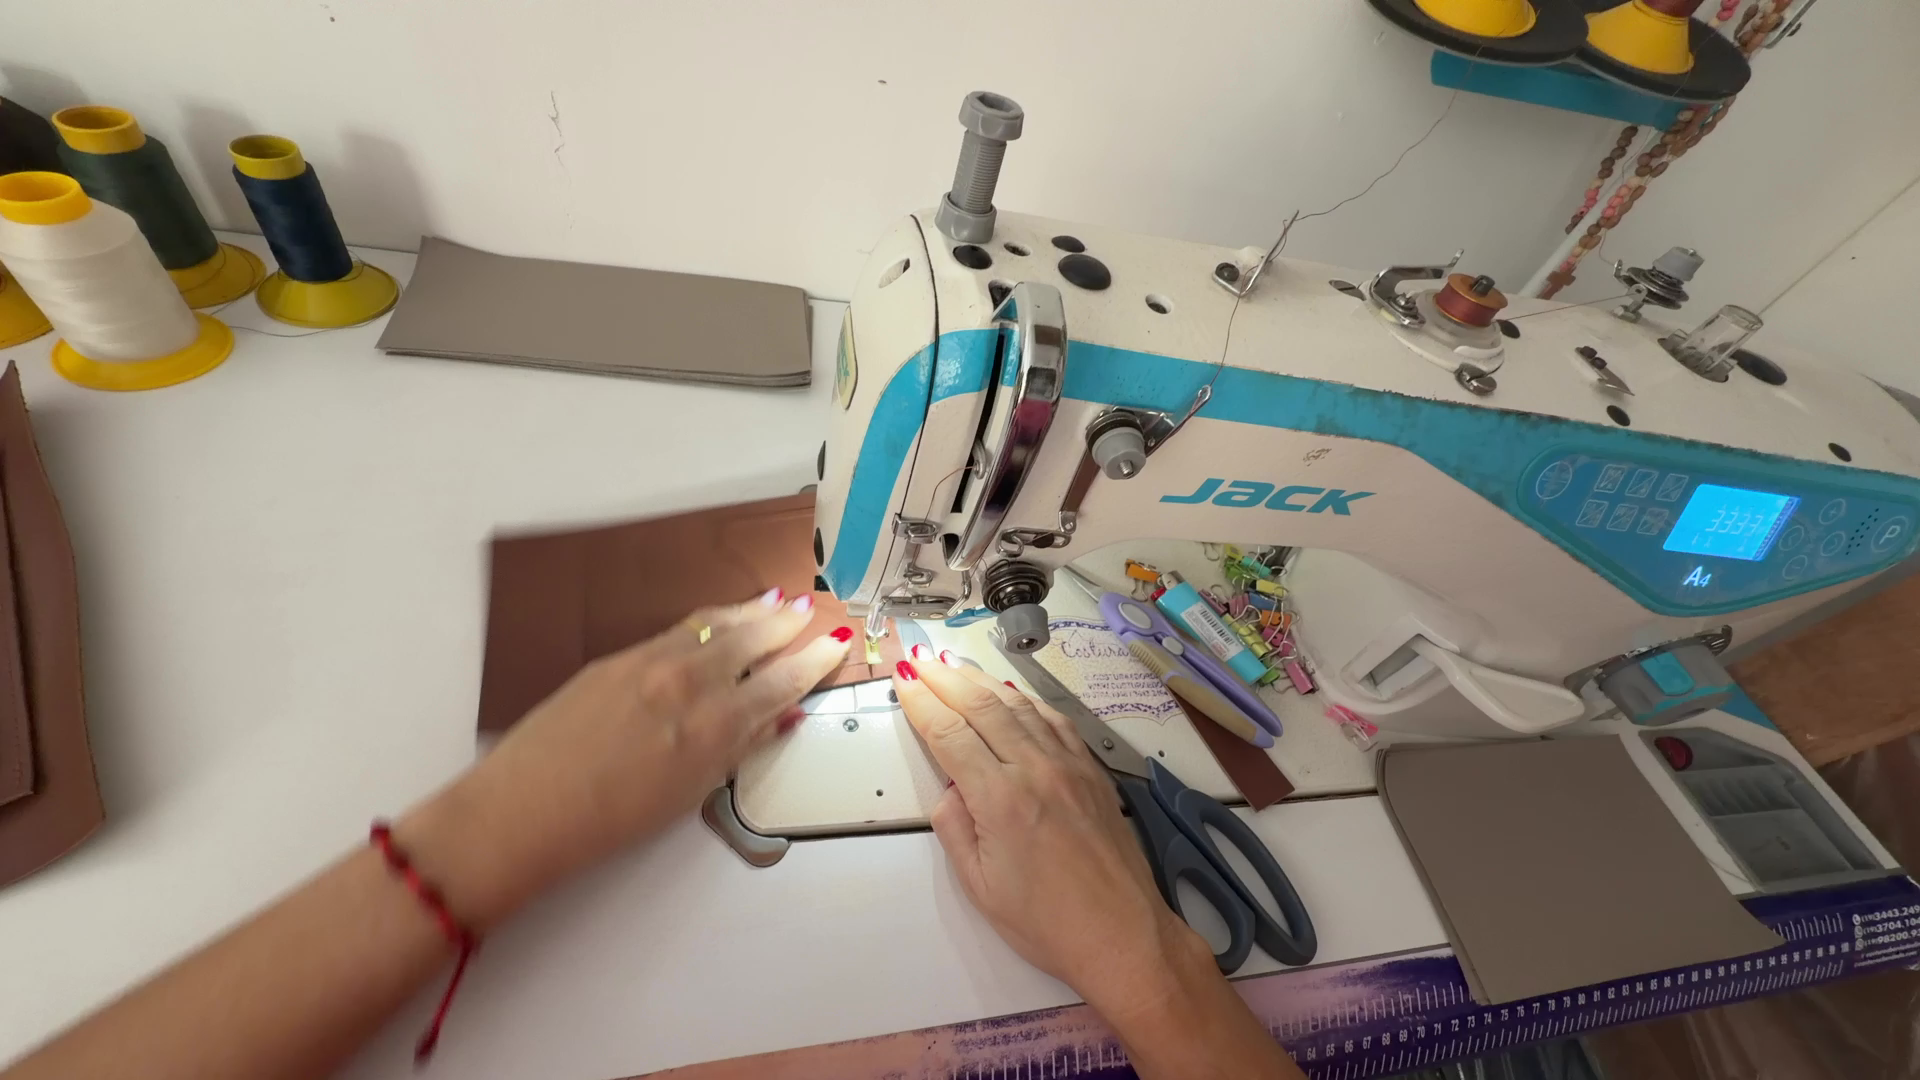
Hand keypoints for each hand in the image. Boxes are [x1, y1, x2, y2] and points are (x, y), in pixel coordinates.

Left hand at [406, 588, 851, 926]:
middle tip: (809, 610)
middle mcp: (692, 683)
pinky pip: (681, 627)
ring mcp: (654, 662)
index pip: (783, 681)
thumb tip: (781, 716)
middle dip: (788, 623)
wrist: (523, 810)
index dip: (815, 660)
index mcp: (716, 727)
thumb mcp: (691, 791)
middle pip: (755, 639)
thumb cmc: (613, 819)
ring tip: (777, 600)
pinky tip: (721, 617)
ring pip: (718, 624)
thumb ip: (741, 746)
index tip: (835, 642)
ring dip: (752, 611)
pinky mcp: (621, 655)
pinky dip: (712, 619)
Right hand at [891, 648, 1209, 1016]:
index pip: (949, 734)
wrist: (1123, 935)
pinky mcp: (1090, 768)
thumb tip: (951, 785)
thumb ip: (954, 827)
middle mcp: (1034, 768)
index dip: (921, 703)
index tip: (903, 680)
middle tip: (919, 659)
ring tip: (954, 664)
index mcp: (1000, 799)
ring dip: (981, 679)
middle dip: (944, 678)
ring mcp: (1067, 763)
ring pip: (1018, 704)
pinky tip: (1010, 690)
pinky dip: (1026, 698)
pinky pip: (1054, 719)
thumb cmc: (1045, 922)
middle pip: (981, 706)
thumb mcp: (979, 886)